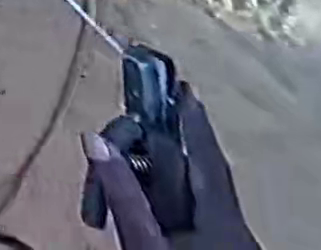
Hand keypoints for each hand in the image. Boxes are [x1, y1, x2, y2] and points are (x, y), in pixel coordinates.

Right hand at [82, 83, 259, 248]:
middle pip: (180, 170)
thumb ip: (120, 191)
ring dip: (134, 183)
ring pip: (173, 191)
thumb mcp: (143, 243)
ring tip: (98, 208)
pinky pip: (174, 208)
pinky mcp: (207, 245)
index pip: (203, 157)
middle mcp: (225, 222)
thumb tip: (94, 136)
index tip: (184, 87)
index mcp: (219, 219)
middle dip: (137, 155)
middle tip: (100, 151)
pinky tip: (123, 210)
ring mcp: (219, 237)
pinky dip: (146, 198)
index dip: (192, 121)